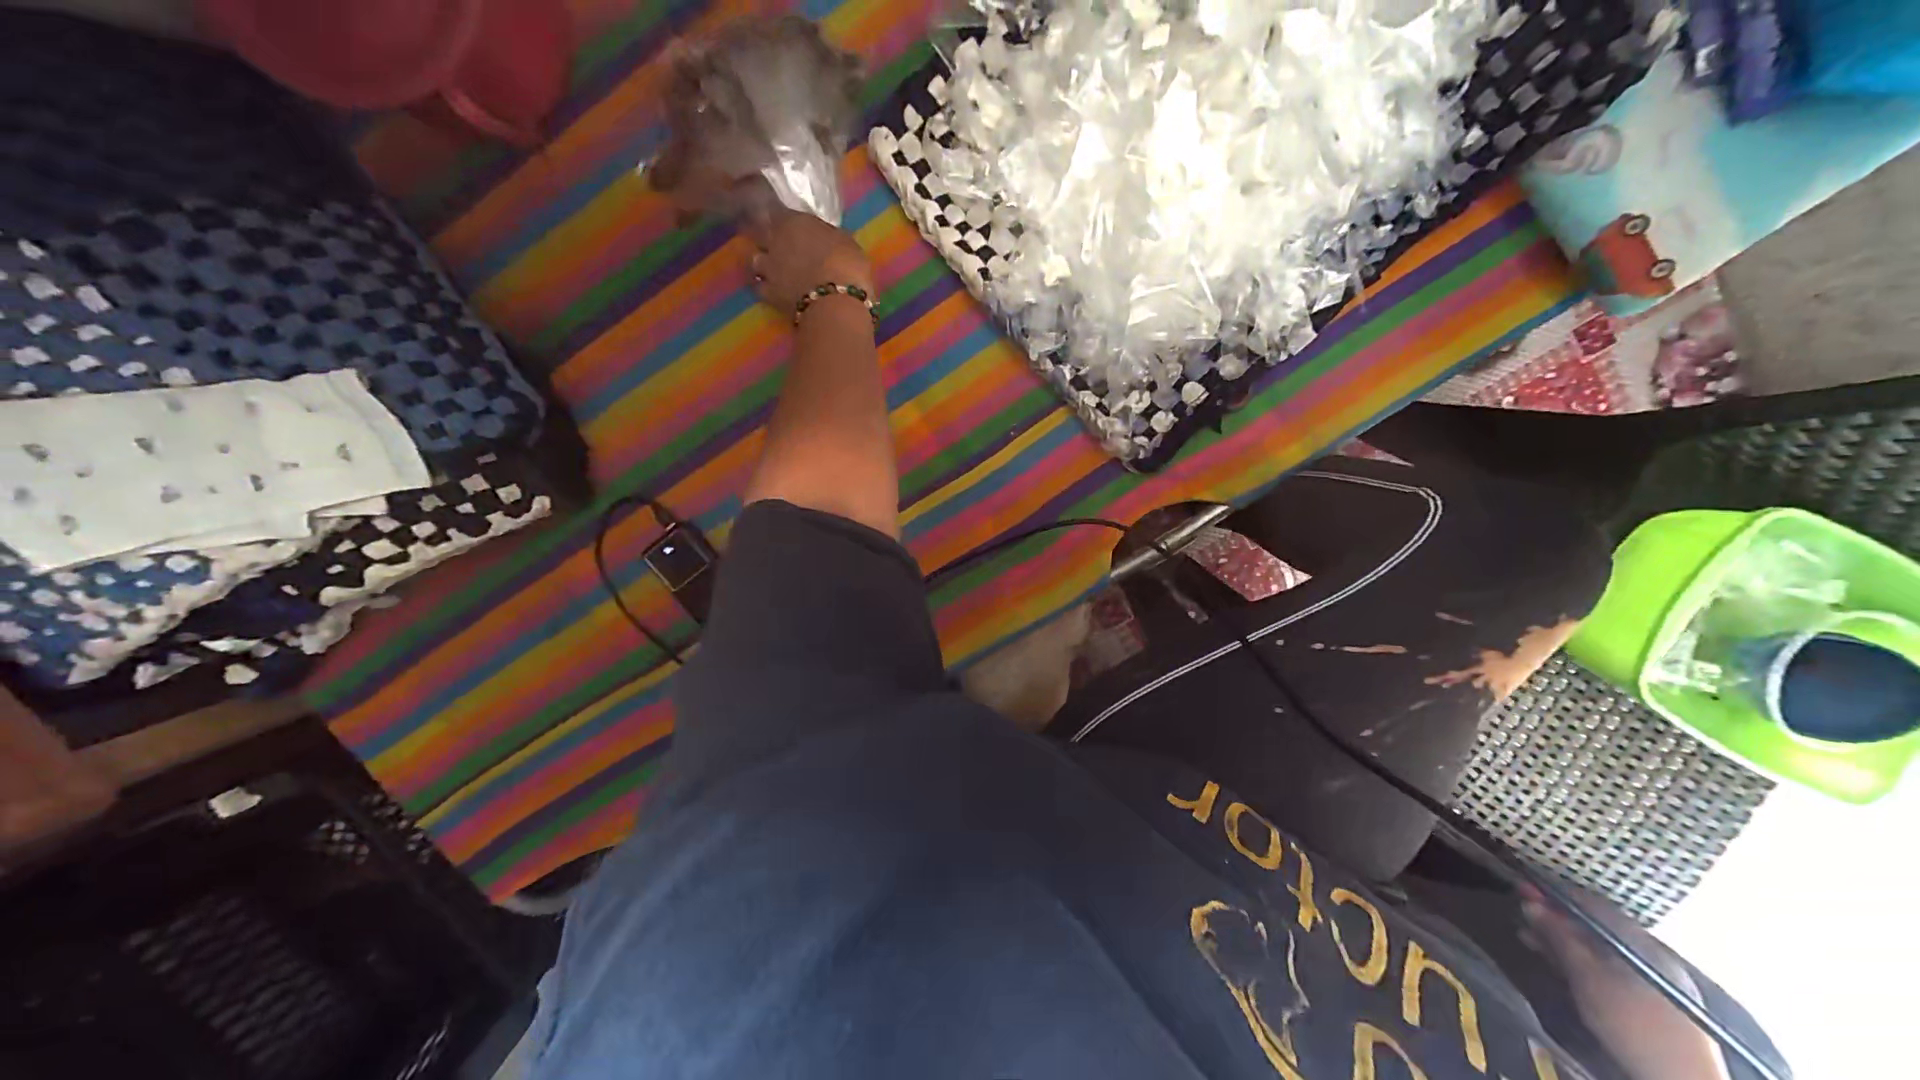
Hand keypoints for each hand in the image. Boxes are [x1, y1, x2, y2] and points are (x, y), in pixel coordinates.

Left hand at [746, 209, 874, 312]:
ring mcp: (768, 268)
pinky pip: (760, 287)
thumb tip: (825, 237)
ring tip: (773, 268)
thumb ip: (828, 236)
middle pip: (760, 233)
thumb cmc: (847, 266)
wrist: (835, 303)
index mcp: (793, 221)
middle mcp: (774, 240)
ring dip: (763, 262)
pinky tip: (774, 290)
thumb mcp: (845, 241)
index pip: (777, 210)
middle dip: (766, 237)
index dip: (781, 217)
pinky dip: (766, 287)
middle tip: (777, 244)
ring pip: (756, 260)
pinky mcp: (768, 294)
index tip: (787, 222)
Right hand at [1522, 885, 1730, 1079]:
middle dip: (1556, 918)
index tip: (1523, 888)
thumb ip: (1559, 939)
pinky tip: (1556, 962)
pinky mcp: (1650, 1001)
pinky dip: (1580, 961)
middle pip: (1596, 927)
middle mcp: (1652, 956)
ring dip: (1563, 940)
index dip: (1555, 895)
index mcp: (1643, 944)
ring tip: (1528, 936)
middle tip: (1521, 911)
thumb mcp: (1588, 978)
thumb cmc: (1632, 1024)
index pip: (1593, 906)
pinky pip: (1608, 968)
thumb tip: (1531, 904)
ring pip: (1600, 949)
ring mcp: (1653, 980)